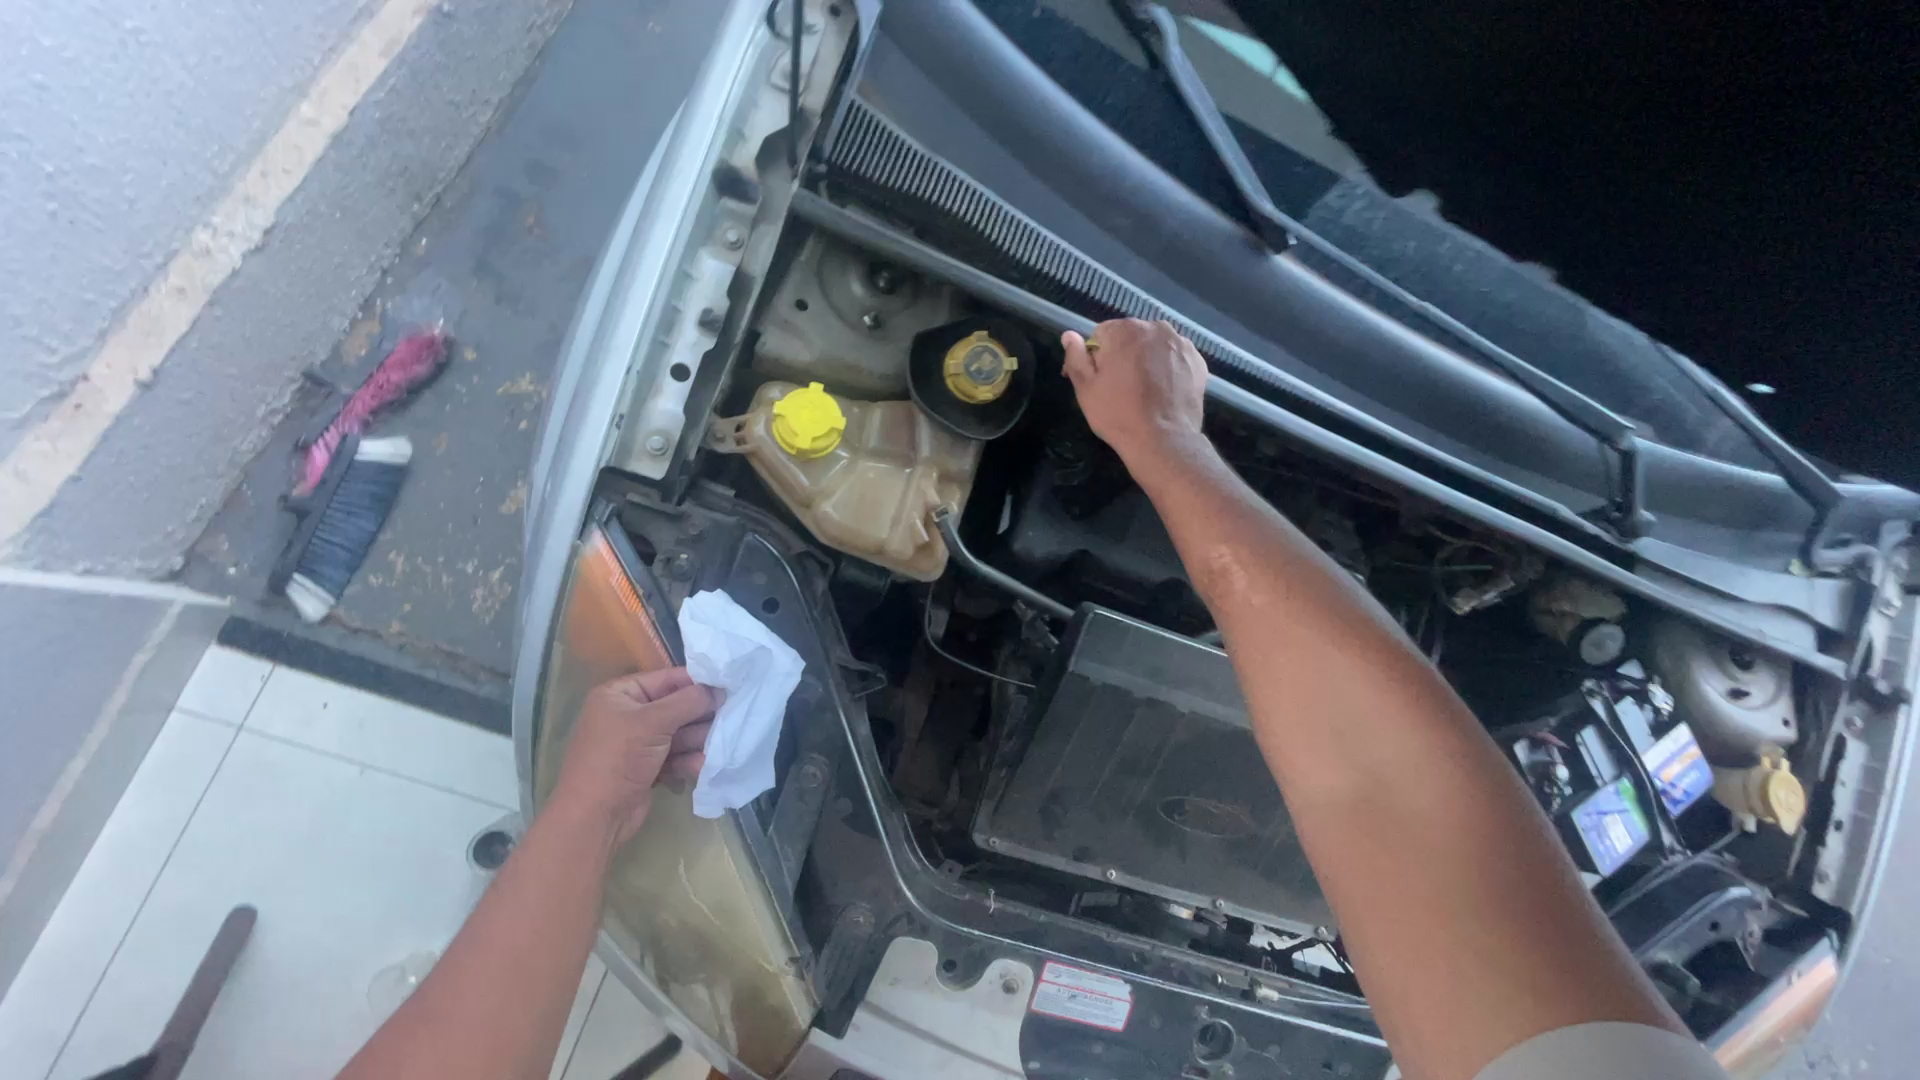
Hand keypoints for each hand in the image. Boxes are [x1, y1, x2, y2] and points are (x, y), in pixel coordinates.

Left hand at [552, 668, 715, 848]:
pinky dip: (689, 759)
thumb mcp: (652, 723)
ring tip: (714, 748)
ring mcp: (639, 742)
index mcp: (620, 694)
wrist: (595, 817)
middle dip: (700, 717)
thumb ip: (688, 702)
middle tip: (726, 720)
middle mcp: (629, 714)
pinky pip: (677, 754)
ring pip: (681, 732)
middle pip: (678, 706)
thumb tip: (719, 689)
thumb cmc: (618, 759)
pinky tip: (699, 766)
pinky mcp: (649, 766)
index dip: (698, 683)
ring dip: (698, 740)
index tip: (729, 686)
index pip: (667, 679)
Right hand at [1061, 319, 1207, 462]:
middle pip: (1129, 336)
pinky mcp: (1197, 360)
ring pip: (1153, 346)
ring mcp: (1179, 343)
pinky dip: (1166, 368)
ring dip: (1145, 359)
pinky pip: (1173, 358)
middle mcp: (1154, 328)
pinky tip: (1161, 390)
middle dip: (1122, 355)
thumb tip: (1069, 335)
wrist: (1163, 440)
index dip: (1094, 357)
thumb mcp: (1086, 389)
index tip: (1094, 380)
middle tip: (1118, 387)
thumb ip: (1075, 356)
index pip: (1101, 334)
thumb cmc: (1118, 414)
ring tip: (1142, 389)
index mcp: (1124, 330)